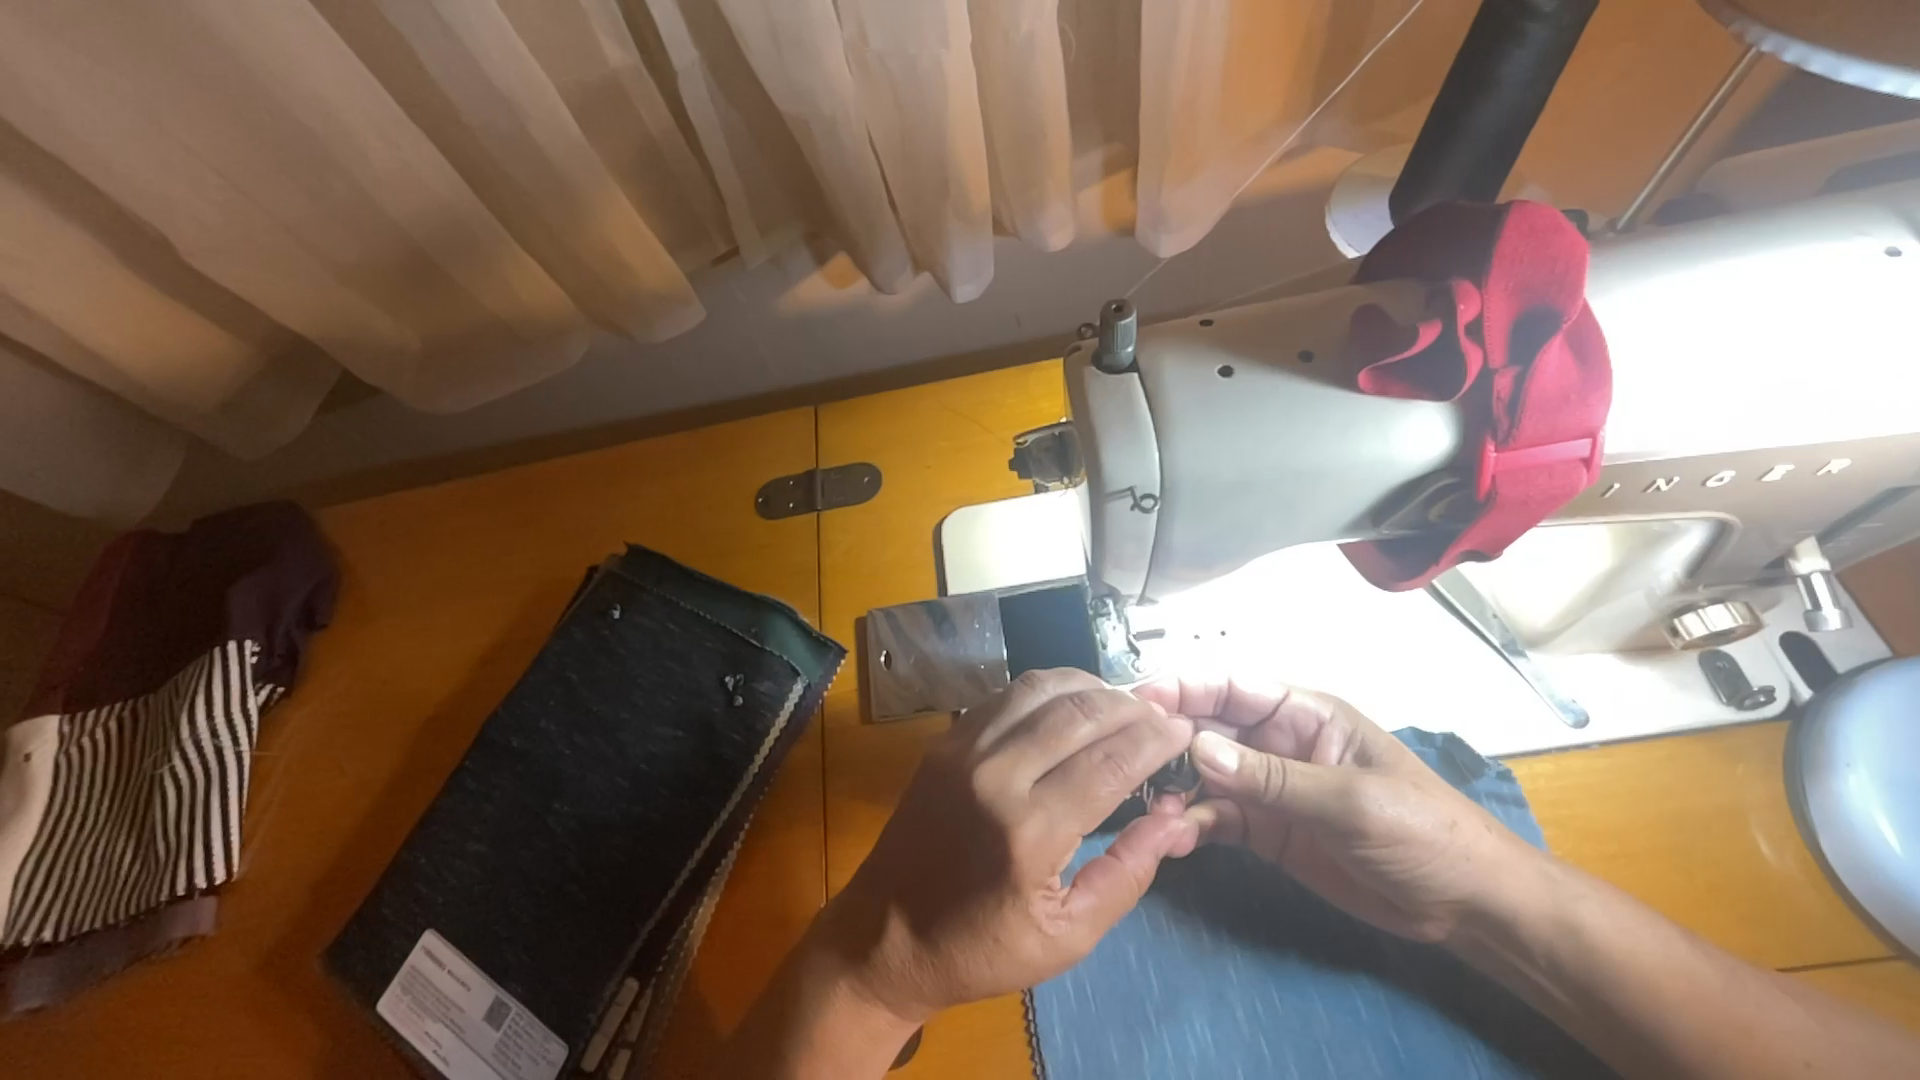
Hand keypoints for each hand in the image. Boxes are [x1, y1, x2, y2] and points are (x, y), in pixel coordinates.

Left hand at [824, 668, 1196, 1021]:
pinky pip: (1006, 696)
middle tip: (1161, 715)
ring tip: (1124, 701)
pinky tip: (1072, 700)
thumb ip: (1126, 873)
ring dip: (1091, 687)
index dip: (1155, 740)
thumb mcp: (1068, 936)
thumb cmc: (980, 947)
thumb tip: (1172, 816)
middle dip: (1132, 707)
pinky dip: (1049, 688)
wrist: (884, 934)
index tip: (1184, 731)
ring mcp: (964, 750)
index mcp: (1030, 831)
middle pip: (1081, 714)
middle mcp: (997, 776)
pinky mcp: (946, 741)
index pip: (1111, 762)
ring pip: (1041, 689)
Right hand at [1135, 676, 1541, 943]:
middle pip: (1206, 729)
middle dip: (1167, 741)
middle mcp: (1275, 743)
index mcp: (1303, 714)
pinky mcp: (1263, 830)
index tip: (1138, 701)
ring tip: (1150, 809)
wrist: (1463, 905)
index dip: (1183, 689)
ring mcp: (1266, 788)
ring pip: (1202, 775)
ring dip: (1173, 788)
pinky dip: (1190, 827)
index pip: (1231, 688)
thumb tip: (1196, 747)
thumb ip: (1272, 777)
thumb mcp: (1350, 801)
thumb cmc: (1422, 830)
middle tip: (1127, 762)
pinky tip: (1173, 840)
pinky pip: (1215, 819)